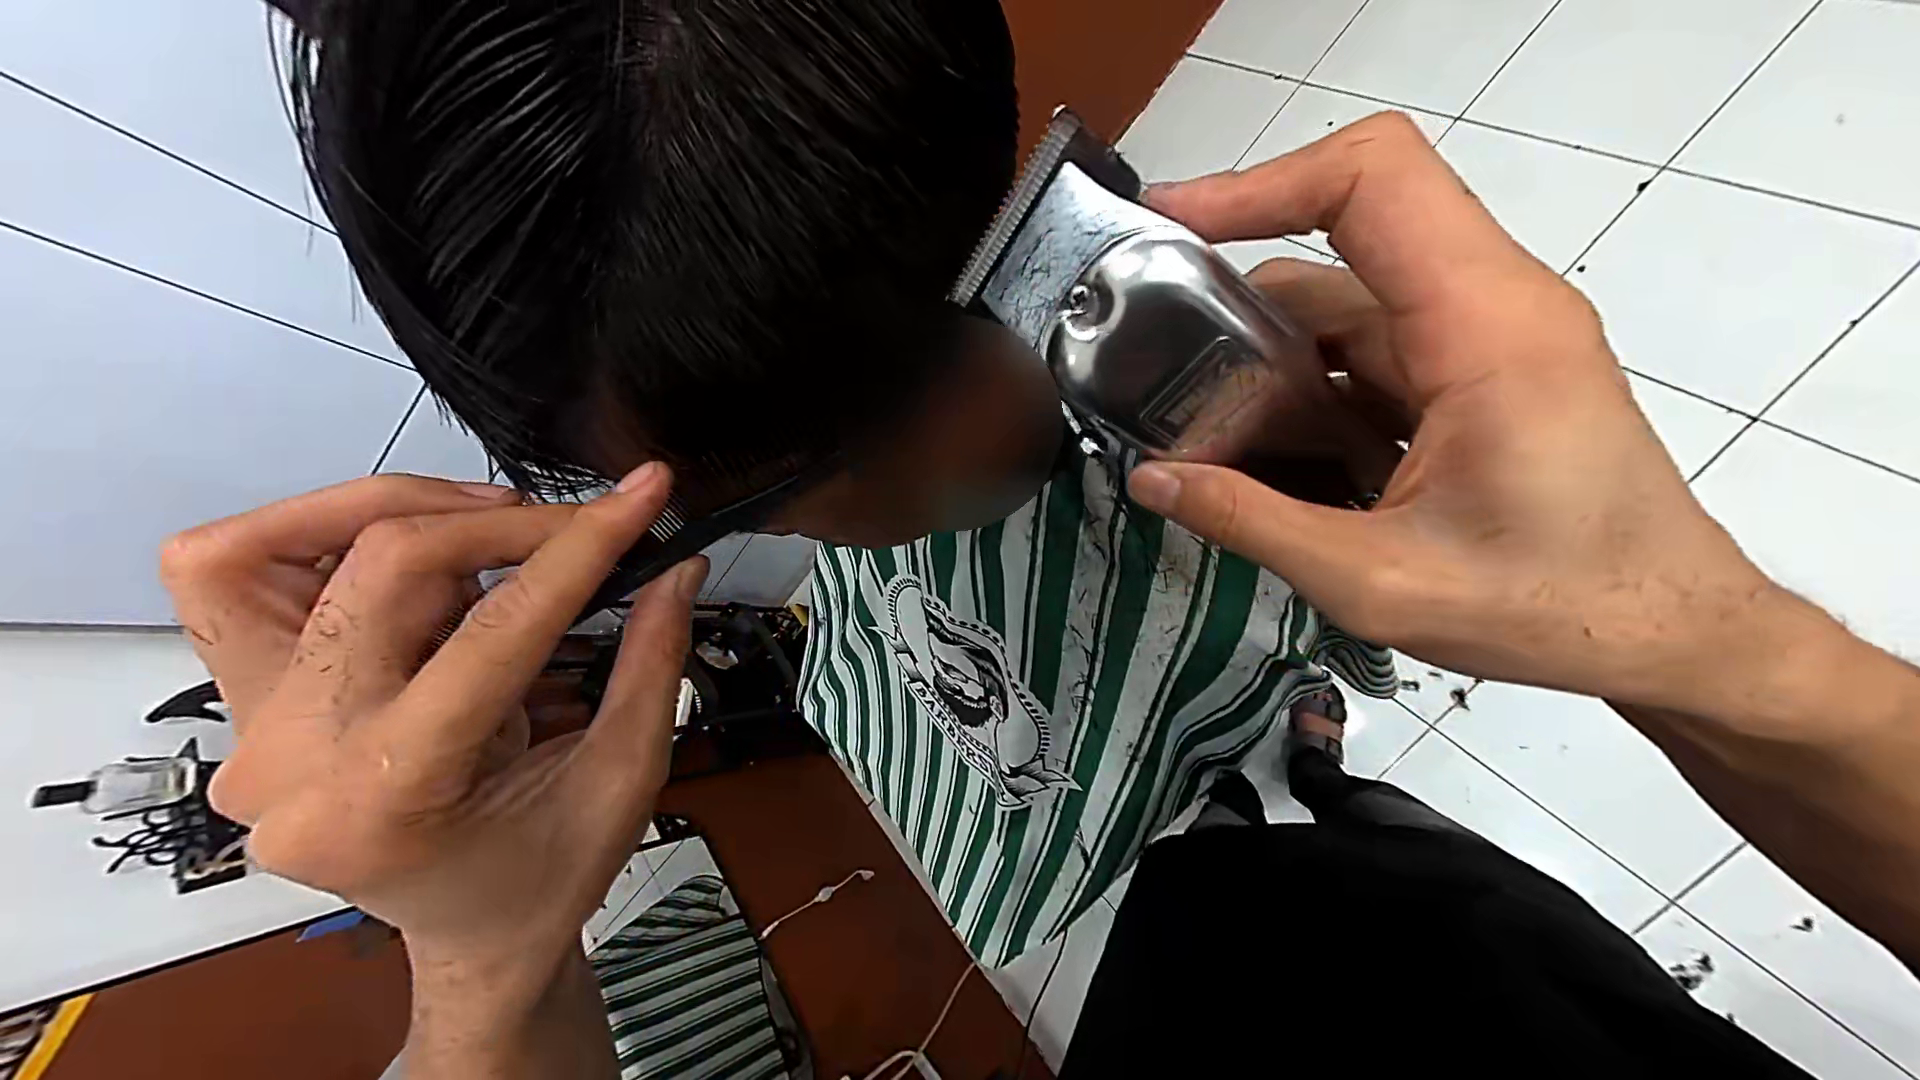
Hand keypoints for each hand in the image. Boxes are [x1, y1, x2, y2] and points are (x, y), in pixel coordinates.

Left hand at [160, 465, 704, 997]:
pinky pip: (237, 577)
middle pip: (382, 567)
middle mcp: (289, 757)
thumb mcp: (630, 770)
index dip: (585, 547)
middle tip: (587, 524)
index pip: (498, 626)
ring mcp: (249, 729)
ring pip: (258, 553)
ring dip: (391, 509)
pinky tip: (422, 551)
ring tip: (492, 522)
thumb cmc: (557, 869)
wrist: (476, 931)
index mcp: (393, 793)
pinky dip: (324, 535)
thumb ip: (654, 657)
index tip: (645, 495)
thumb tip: (679, 565)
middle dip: (510, 524)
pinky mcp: (247, 704)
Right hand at [1129, 113, 1785, 717]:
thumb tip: (1149, 481)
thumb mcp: (1376, 579)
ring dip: (1250, 355)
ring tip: (1181, 419)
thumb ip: (1252, 523)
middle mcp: (1478, 311)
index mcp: (1482, 328)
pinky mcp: (1453, 382)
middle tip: (1143, 359)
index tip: (1167, 225)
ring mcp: (1466, 345)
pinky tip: (1246, 449)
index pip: (1371, 184)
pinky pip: (1348, 357)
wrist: (1661, 632)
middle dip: (1226, 298)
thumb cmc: (1547, 608)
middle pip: (1329, 254)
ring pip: (1329, 309)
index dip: (1259, 185)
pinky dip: (1285, 389)